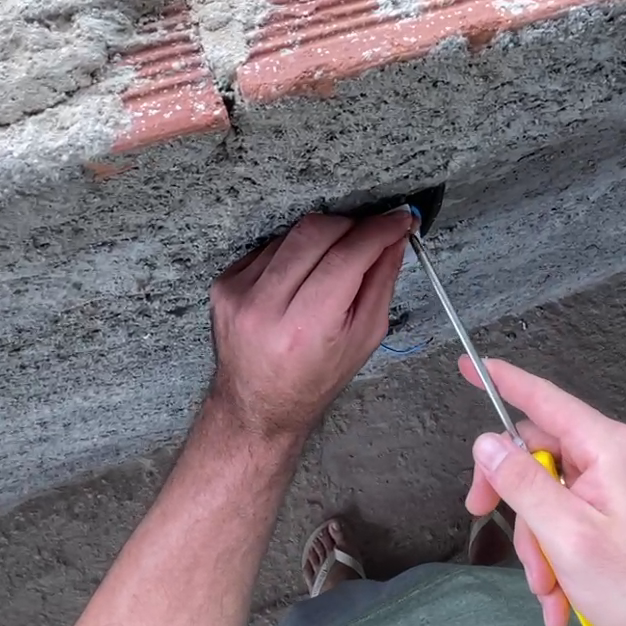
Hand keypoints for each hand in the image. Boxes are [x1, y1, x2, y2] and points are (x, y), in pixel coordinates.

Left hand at [207, 211, 413, 440]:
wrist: (256, 406)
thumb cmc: (314, 379)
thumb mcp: (364, 338)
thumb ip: (382, 282)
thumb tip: (395, 238)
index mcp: (305, 328)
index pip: (348, 256)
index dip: (380, 230)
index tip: (400, 219)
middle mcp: (266, 306)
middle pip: (318, 231)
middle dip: (353, 224)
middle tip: (373, 234)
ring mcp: (239, 292)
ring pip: (294, 233)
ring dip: (325, 237)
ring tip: (335, 264)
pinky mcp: (225, 283)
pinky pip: (272, 245)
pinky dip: (297, 250)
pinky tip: (304, 275)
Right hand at [463, 359, 625, 625]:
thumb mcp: (569, 537)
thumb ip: (522, 483)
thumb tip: (486, 443)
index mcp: (606, 445)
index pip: (543, 398)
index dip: (502, 381)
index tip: (467, 365)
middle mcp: (616, 453)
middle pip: (541, 458)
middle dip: (522, 512)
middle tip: (519, 556)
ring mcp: (622, 482)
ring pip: (555, 496)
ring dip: (543, 547)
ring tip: (552, 594)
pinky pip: (577, 517)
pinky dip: (564, 555)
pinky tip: (566, 600)